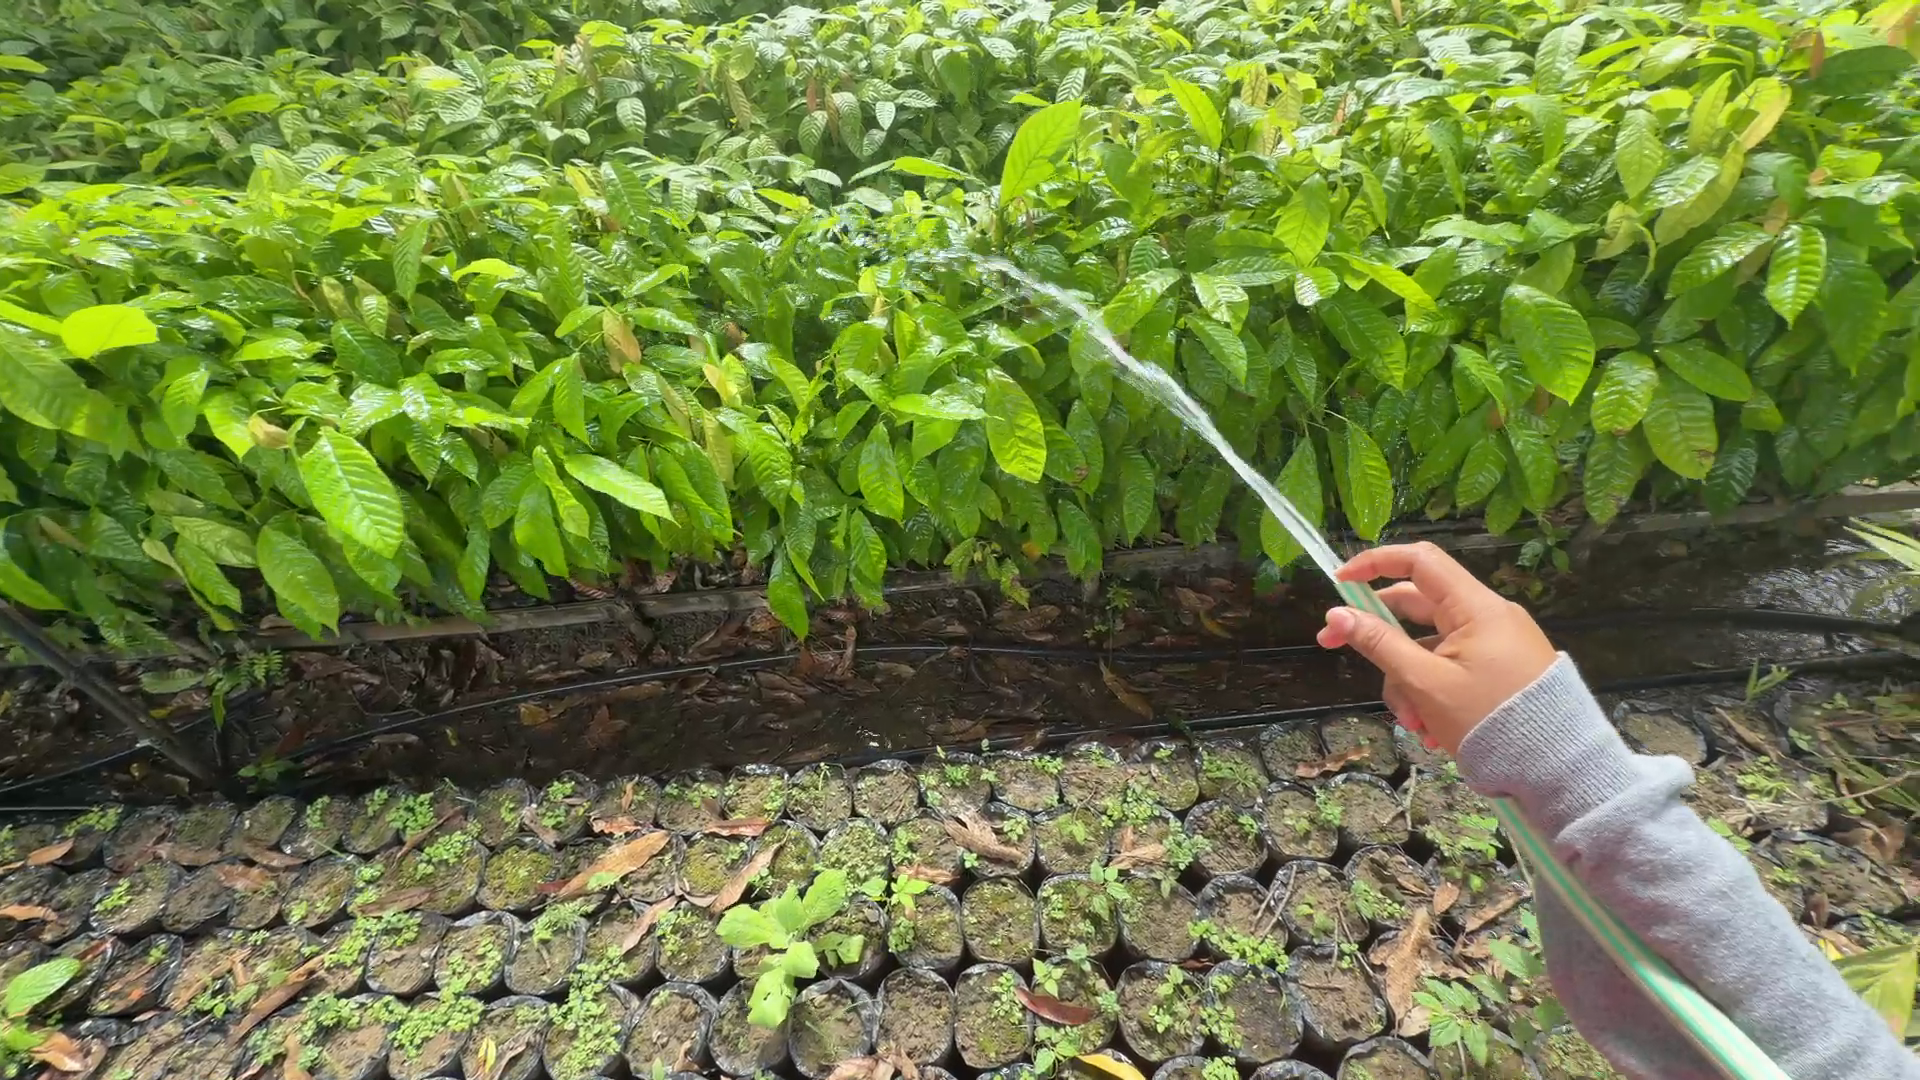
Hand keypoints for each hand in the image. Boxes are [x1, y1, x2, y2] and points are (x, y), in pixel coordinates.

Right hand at [1315, 542, 1556, 754]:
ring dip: (1404, 678)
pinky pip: (1448, 666)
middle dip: (1376, 636)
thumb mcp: (1424, 682)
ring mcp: (1494, 644)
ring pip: (1426, 644)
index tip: (1339, 582)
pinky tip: (1430, 728)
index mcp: (1475, 608)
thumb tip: (1336, 614)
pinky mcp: (1497, 670)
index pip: (1418, 561)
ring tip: (1411, 722)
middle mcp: (1486, 617)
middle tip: (1331, 646)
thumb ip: (1377, 643)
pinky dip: (1429, 690)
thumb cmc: (1491, 720)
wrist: (1564, 774)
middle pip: (1414, 607)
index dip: (1374, 563)